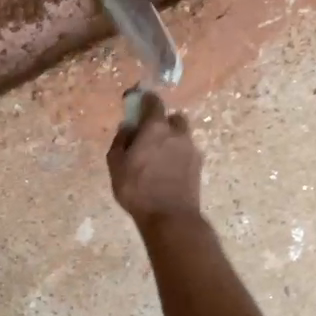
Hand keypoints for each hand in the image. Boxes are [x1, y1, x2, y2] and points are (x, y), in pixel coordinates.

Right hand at [107, 92, 201, 224]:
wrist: (170, 216)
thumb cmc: (137, 189)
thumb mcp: (116, 165)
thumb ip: (120, 142)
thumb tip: (127, 127)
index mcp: (155, 128)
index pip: (153, 102)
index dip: (144, 100)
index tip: (136, 102)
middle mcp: (177, 133)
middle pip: (172, 118)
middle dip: (162, 122)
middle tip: (149, 136)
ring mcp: (191, 149)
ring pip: (181, 136)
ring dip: (171, 140)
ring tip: (158, 158)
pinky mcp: (198, 165)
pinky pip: (186, 152)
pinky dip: (177, 156)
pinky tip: (167, 171)